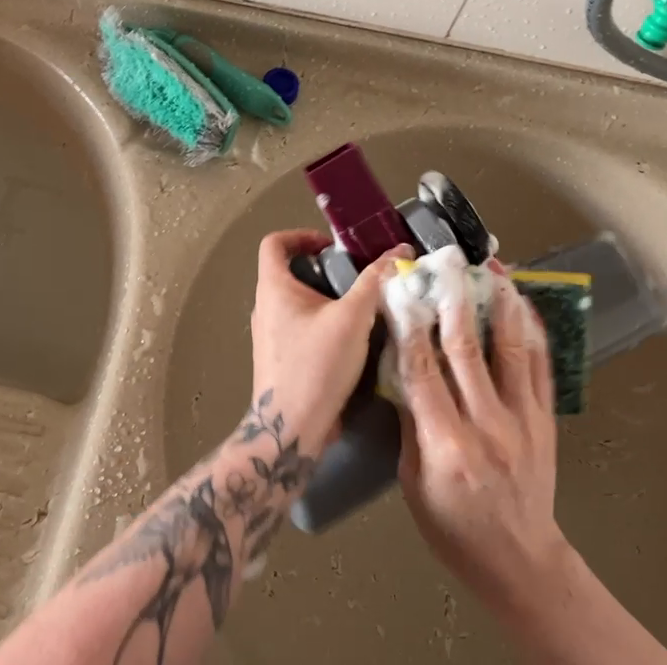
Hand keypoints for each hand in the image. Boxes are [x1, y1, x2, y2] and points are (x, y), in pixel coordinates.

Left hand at [246, 230, 409, 457]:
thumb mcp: (353, 318)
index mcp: (273, 288)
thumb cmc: (316, 365)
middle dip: (326, 272)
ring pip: (299, 304)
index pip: (275, 243)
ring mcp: (270, 336)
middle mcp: (265, 307)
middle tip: (360, 279)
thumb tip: (401, 251)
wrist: (291, 430)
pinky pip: (301, 329)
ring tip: (363, 309)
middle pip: (291, 273)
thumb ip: (376, 281)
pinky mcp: (281, 360)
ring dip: (329, 301)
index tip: (334, 248)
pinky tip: (355, 340)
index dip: (302, 236)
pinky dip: (325, 325)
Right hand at [394, 260, 567, 626]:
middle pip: (465, 348)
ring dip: (498, 303)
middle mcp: (486, 424)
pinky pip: (539, 366)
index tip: (400, 287)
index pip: (421, 369)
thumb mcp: (412, 480)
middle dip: (453, 299)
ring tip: (492, 266)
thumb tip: (403, 368)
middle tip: (446, 261)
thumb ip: (410, 422)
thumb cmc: (452, 525)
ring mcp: (522, 419)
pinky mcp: (544, 419)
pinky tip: (524, 303)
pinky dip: (531, 331)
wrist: (517, 557)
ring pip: (509, 348)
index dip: (408, 324)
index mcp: (445, 443)